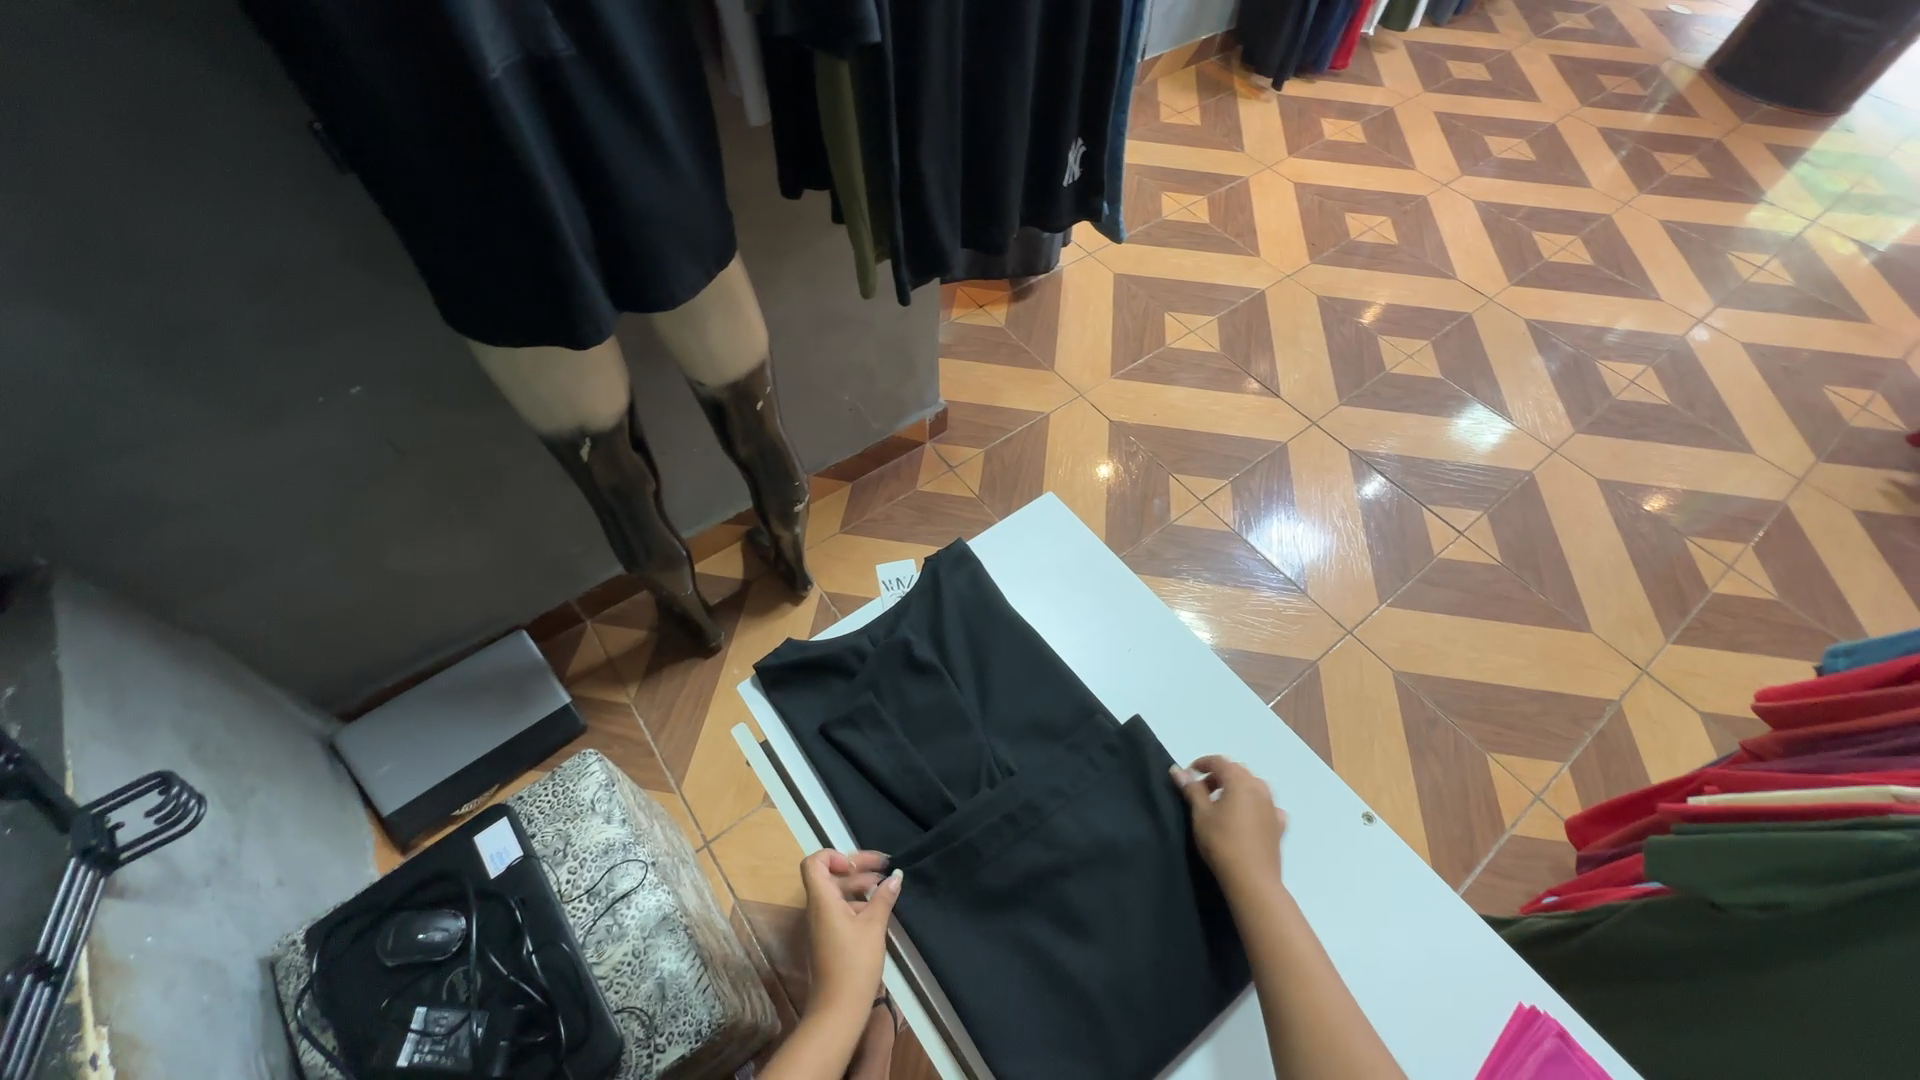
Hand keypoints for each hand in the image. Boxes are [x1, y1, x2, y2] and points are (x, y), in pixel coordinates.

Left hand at [800, 849, 901, 1019]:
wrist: (838, 1008)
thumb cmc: (854, 963)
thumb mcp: (874, 926)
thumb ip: (884, 897)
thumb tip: (895, 876)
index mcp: (822, 900)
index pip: (815, 863)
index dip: (834, 856)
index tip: (857, 866)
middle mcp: (817, 908)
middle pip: (830, 875)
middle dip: (857, 867)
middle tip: (885, 866)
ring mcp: (821, 924)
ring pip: (837, 893)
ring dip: (860, 885)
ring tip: (886, 885)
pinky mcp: (828, 937)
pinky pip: (839, 908)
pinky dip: (857, 902)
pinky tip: (878, 907)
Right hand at [1173, 755, 1286, 898]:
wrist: (1252, 879)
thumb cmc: (1221, 842)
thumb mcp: (1200, 814)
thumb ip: (1191, 789)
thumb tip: (1178, 770)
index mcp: (1239, 781)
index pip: (1219, 761)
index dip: (1201, 763)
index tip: (1187, 775)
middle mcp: (1259, 788)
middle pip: (1237, 771)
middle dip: (1218, 775)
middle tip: (1202, 791)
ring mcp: (1272, 806)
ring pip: (1253, 786)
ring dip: (1236, 788)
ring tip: (1222, 804)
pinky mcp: (1279, 824)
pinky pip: (1266, 805)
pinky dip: (1254, 804)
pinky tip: (1248, 817)